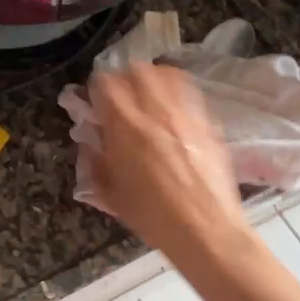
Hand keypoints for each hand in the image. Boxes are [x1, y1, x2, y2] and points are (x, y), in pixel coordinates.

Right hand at [87, 63, 248, 260]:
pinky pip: (190, 93)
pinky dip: (178, 93)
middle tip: (122, 98)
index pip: (105, 84)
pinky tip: (174, 111)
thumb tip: (91, 142)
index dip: (97, 90)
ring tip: (149, 98)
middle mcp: (156, 112)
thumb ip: (96, 160)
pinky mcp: (208, 124)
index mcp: (124, 126)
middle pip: (138, 70)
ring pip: (167, 75)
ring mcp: (186, 115)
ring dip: (153, 81)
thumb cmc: (151, 215)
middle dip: (126, 80)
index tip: (96, 104)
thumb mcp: (110, 191)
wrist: (203, 229)